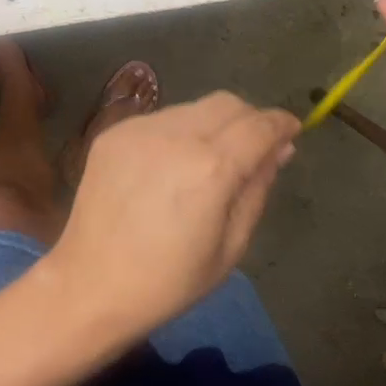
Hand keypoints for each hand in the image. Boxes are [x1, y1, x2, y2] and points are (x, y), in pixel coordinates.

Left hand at [40, 91, 299, 341]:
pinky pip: (159, 120)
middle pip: (226, 103)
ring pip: (191, 108)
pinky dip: (177, 133)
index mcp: (210, 167)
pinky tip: (170, 166)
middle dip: (249, 118)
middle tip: (255, 148)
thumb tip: (279, 150)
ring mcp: (138, 129)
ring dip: (212, 124)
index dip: (281, 124)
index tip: (293, 130)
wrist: (92, 282)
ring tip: (208, 163)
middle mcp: (174, 135)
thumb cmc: (169, 280)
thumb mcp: (230, 246)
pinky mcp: (112, 131)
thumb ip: (257, 189)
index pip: (258, 126)